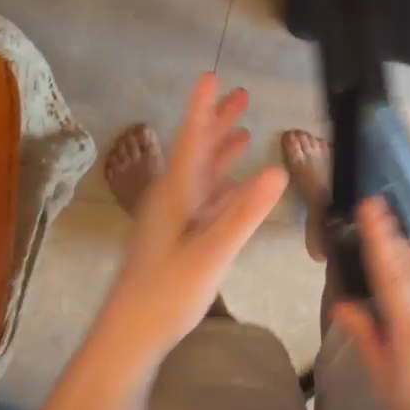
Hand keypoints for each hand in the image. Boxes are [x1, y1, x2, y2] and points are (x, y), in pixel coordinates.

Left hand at [97, 75, 287, 361]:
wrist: (131, 334)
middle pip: (198, 149)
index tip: (210, 75)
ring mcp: (175, 217)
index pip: (193, 138)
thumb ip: (244, 213)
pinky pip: (206, 197)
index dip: (203, 107)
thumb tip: (279, 171)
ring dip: (222, 149)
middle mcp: (174, 196)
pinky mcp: (179, 236)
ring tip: (244, 130)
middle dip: (218, 120)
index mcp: (177, 192)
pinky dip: (224, 183)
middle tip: (241, 93)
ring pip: (202, 172)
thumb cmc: (167, 291)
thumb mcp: (212, 252)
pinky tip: (239, 185)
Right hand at [333, 198, 409, 409]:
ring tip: (387, 229)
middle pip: (409, 258)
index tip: (370, 205)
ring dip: (404, 245)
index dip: (379, 234)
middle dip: (391, 232)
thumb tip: (343, 304)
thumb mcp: (384, 378)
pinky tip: (407, 264)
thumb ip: (366, 335)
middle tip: (373, 208)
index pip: (390, 267)